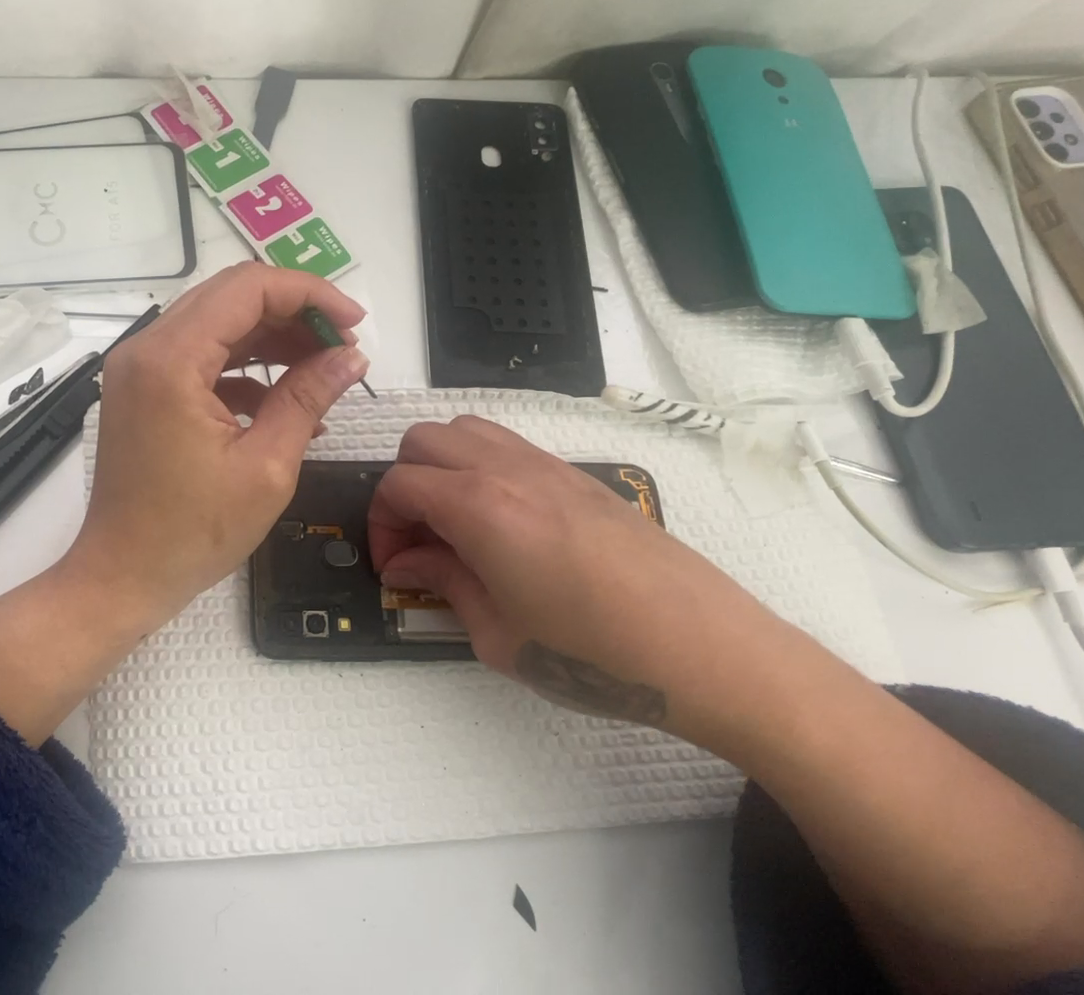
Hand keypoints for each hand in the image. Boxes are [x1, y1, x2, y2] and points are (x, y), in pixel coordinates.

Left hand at [64, 262, 369, 631]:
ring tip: (325, 370)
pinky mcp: (143, 393)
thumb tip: (352, 356)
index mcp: (170, 360)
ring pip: (217, 326)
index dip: (310, 295)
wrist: (124, 576)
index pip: (247, 289)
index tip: (355, 323)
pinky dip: (246, 370)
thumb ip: (308, 397)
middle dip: (294, 313)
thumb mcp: (266, 466)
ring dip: (272, 340)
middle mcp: (145, 350)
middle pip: (230, 299)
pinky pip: (201, 360)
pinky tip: (287, 401)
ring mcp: (139, 371)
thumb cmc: (193, 533)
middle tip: (344, 347)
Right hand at [367, 415, 792, 729]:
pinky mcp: (581, 478)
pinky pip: (509, 446)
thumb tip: (407, 563)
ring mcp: (549, 467)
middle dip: (402, 485)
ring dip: (441, 467)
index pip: (398, 484)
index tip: (392, 566)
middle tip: (415, 541)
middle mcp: (510, 471)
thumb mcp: (497, 634)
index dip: (379, 524)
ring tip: (451, 526)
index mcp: (480, 507)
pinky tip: (498, 524)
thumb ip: (443, 585)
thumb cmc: (593, 654)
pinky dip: (481, 467)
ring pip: (467, 430)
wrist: (704, 649)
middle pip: (424, 441)